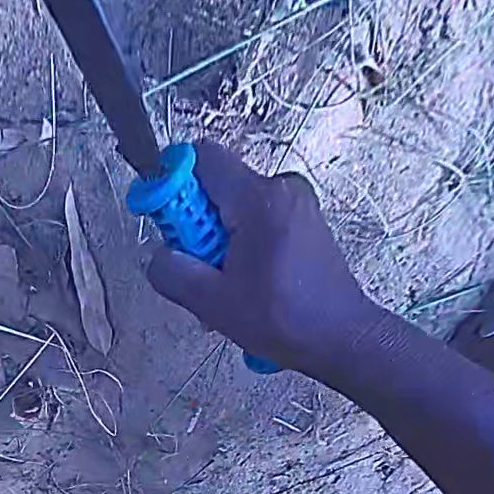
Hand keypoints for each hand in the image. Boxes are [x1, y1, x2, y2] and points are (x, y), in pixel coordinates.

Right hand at [145, 142, 382, 371]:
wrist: (337, 335)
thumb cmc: (281, 319)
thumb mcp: (210, 301)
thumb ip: (170, 271)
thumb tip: (156, 255)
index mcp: (259, 200)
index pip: (202, 158)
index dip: (171, 182)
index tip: (164, 222)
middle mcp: (281, 187)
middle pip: (215, 185)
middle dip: (193, 223)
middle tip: (198, 265)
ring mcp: (295, 201)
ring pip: (231, 205)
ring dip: (213, 239)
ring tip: (223, 280)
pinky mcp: (300, 217)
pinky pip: (251, 217)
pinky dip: (236, 243)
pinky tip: (241, 278)